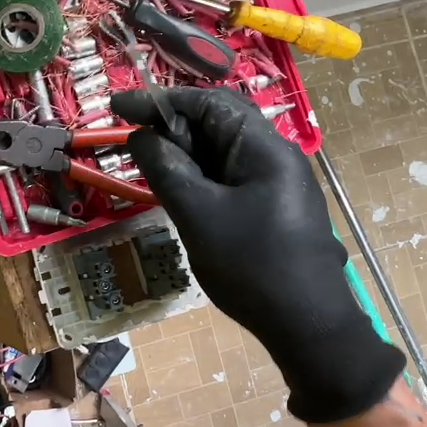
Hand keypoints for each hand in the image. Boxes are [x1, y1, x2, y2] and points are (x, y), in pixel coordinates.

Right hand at [111, 87, 404, 422]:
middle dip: (170, 123)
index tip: (118, 105)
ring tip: (145, 160)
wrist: (308, 326)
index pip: (206, 102)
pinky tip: (175, 186)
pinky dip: (197, 172)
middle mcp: (273, 154)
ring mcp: (274, 180)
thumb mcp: (198, 214)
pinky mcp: (270, 204)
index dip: (158, 101)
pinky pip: (228, 173)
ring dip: (182, 149)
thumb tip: (139, 136)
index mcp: (263, 147)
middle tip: (130, 135)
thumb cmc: (251, 266)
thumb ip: (166, 169)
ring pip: (220, 149)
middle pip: (216, 121)